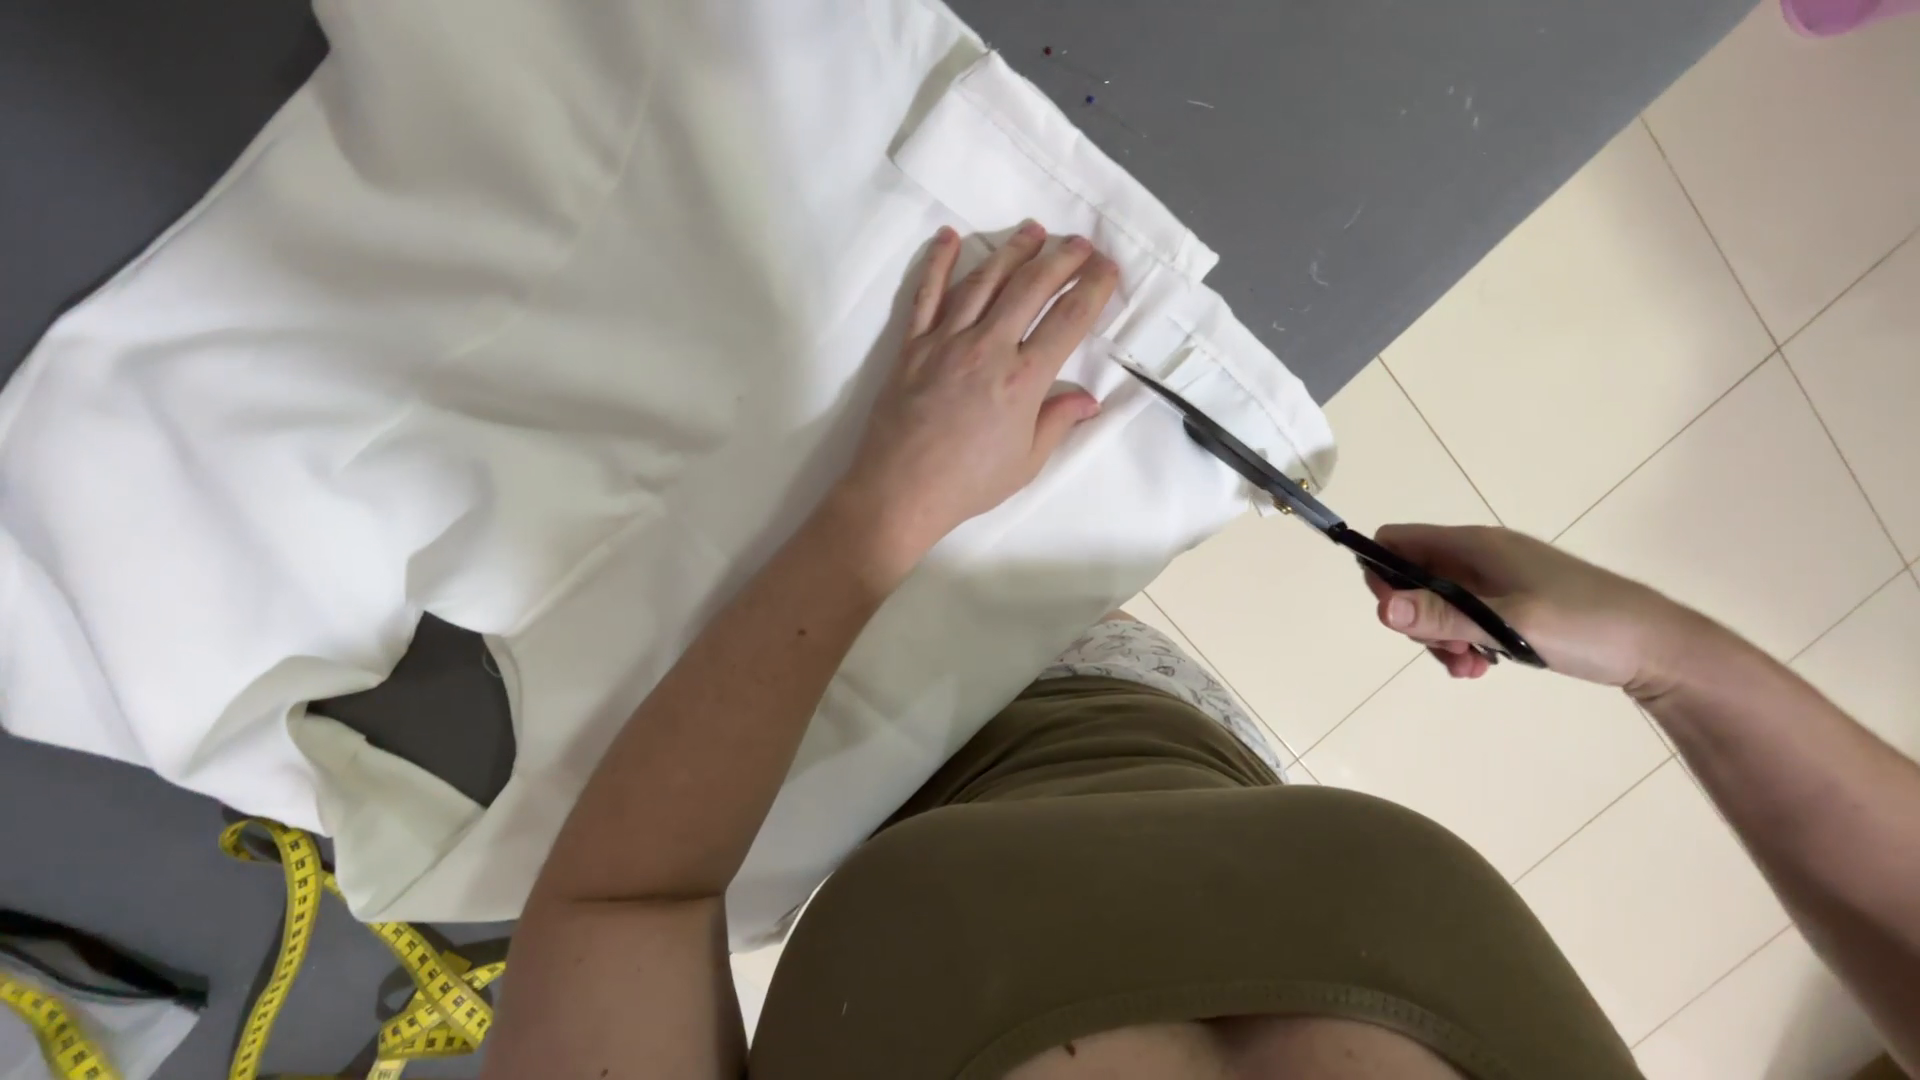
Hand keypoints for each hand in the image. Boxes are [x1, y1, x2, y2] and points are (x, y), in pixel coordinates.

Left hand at [832, 221, 1118, 580]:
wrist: (900, 491)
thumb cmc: (968, 484)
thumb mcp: (1026, 463)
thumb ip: (1058, 423)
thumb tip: (1088, 400)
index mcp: (1024, 379)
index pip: (1069, 319)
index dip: (1094, 288)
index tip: (1108, 269)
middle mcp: (988, 348)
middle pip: (1031, 287)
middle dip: (1061, 258)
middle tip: (1079, 243)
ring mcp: (946, 341)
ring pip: (984, 281)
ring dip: (1012, 251)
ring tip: (1034, 231)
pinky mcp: (912, 345)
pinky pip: (926, 294)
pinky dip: (938, 262)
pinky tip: (949, 238)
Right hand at [1361, 524, 1708, 693]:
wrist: (1663, 650)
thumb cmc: (1587, 626)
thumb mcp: (1508, 623)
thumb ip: (1443, 615)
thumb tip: (1381, 608)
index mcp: (1475, 545)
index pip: (1396, 541)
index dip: (1382, 573)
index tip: (1396, 614)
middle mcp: (1479, 556)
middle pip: (1411, 577)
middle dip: (1414, 615)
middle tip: (1443, 646)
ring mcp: (1496, 580)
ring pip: (1436, 604)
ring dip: (1438, 636)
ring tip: (1468, 665)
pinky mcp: (1511, 603)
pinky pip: (1463, 619)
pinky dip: (1461, 643)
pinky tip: (1481, 668)